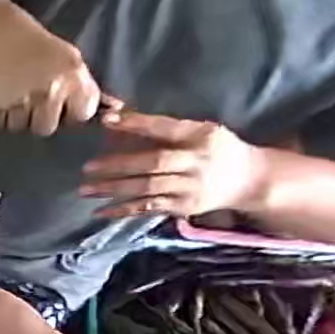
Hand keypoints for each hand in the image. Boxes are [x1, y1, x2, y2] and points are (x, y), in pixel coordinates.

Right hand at [0, 0, 105, 136]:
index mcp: (72, 77)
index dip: (72, 112)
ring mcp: (18, 101)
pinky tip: (1, 95)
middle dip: (40, 118)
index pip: (82, 115)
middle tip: (33, 99)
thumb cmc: (37, 47)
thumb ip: (84, 88)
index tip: (63, 103)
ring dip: (17, 116)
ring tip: (15, 95)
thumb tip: (116, 110)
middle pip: (47, 128)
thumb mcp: (69, 61)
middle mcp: (47, 91)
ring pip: (20, 128)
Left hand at [81, 108, 269, 218]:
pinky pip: (147, 208)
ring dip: (113, 189)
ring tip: (85, 189)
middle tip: (87, 167)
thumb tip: (120, 123)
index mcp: (201, 135)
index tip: (107, 121)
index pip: (165, 127)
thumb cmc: (215, 151)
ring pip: (146, 188)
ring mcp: (190, 186)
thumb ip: (165, 133)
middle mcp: (197, 161)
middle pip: (153, 162)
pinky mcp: (182, 206)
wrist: (248, 180)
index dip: (135, 124)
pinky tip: (100, 212)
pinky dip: (122, 210)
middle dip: (118, 165)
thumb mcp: (200, 134)